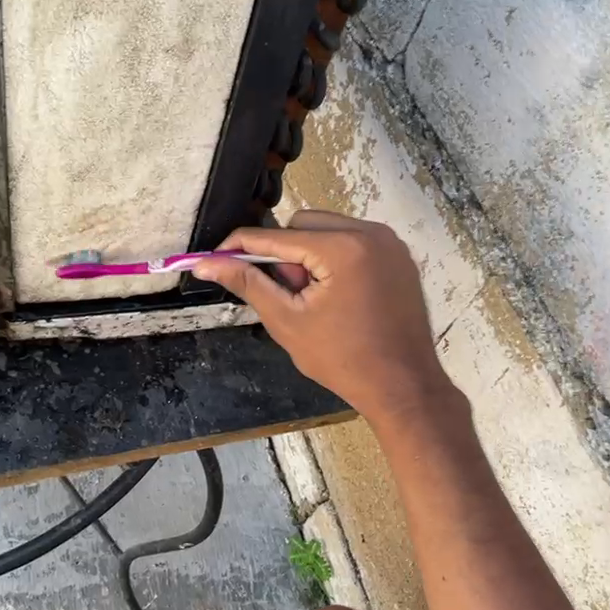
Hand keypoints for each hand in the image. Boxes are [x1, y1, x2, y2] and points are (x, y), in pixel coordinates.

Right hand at [193, 211, 459, 425]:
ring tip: (312, 298)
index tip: (213, 257)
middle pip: (302, 224)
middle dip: (283, 254)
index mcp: (342, 248)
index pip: (275, 236)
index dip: (239, 246)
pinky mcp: (399, 254)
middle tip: (286, 294)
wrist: (403, 385)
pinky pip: (352, 240)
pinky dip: (333, 258)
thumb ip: (247, 283)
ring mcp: (389, 242)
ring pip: (327, 229)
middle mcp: (370, 233)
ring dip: (308, 254)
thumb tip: (206, 263)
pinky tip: (336, 295)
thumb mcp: (286, 320)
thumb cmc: (341, 359)